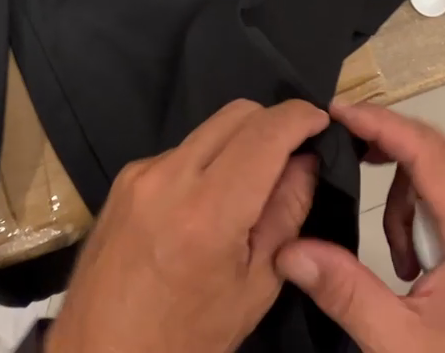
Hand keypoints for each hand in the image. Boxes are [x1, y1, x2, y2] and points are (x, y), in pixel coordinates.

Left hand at [46, 99, 327, 352]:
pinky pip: (180, 151)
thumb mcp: (255, 287)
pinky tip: (204, 206)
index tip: (320, 121)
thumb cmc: (188, 336)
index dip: (300, 117)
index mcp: (207, 212)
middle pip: (237, 114)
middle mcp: (169, 177)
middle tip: (291, 157)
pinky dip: (205, 163)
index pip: (264, 134)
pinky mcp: (124, 177)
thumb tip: (306, 161)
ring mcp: (141, 172)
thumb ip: (286, 215)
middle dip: (272, 124)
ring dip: (238, 143)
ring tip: (246, 191)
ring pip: (208, 129)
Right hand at [274, 103, 444, 352]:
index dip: (379, 122)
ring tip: (397, 259)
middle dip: (383, 153)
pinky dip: (419, 210)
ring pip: (437, 170)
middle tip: (340, 162)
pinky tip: (413, 261)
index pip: (425, 149)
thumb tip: (288, 248)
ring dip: (402, 198)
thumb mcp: (402, 344)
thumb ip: (346, 291)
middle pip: (431, 150)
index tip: (336, 111)